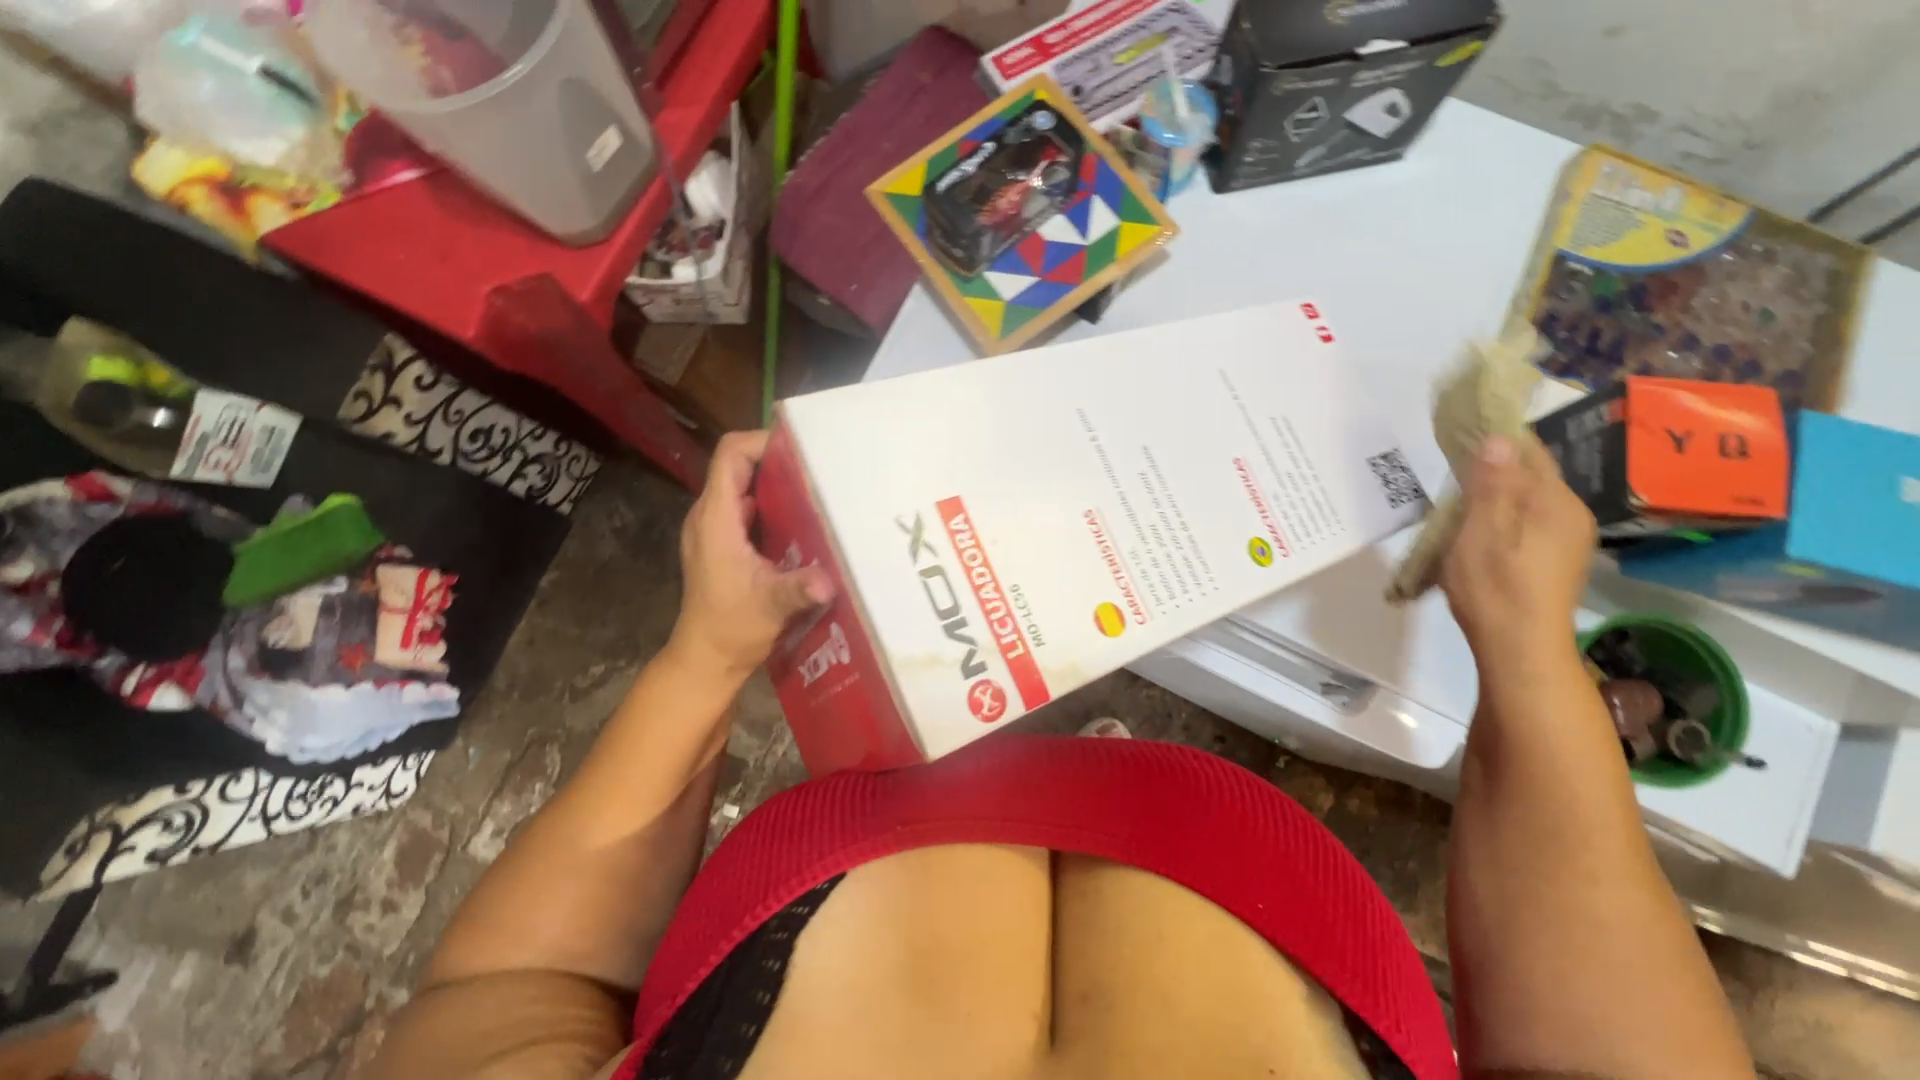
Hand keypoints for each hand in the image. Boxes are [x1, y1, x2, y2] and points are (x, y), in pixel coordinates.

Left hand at [668, 431, 833, 681]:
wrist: (707, 658)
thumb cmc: (731, 629)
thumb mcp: (770, 606)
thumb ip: (797, 589)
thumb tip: (828, 581)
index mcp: (716, 519)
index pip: (730, 454)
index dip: (763, 441)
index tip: (801, 449)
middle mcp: (710, 515)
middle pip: (738, 465)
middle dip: (778, 460)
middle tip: (820, 468)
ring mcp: (714, 529)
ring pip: (743, 486)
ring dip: (777, 483)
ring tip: (817, 489)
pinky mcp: (722, 543)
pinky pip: (746, 508)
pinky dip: (773, 506)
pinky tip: (803, 521)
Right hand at [1441, 434, 1596, 669]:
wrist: (1521, 650)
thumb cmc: (1496, 587)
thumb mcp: (1481, 531)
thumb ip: (1492, 484)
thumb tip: (1499, 438)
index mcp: (1555, 501)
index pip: (1530, 452)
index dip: (1498, 439)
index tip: (1463, 435)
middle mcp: (1572, 515)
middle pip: (1533, 477)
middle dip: (1497, 470)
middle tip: (1455, 473)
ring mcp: (1569, 541)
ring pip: (1532, 503)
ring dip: (1500, 498)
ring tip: (1464, 506)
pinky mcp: (1559, 563)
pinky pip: (1532, 525)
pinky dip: (1508, 521)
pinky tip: (1484, 537)